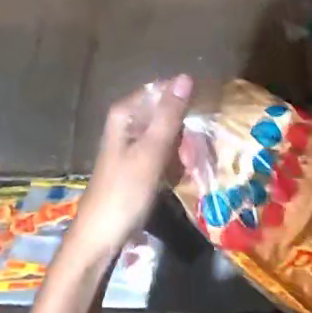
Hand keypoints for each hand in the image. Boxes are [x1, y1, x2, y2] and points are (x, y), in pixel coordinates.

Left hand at [68, 74, 192, 260]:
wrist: (101, 236)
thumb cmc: (124, 192)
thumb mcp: (151, 152)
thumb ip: (169, 114)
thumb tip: (186, 76)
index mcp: (125, 112)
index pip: (163, 89)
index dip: (187, 99)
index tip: (210, 115)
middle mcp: (127, 121)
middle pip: (167, 111)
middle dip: (187, 128)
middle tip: (199, 150)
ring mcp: (133, 143)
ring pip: (169, 133)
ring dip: (183, 147)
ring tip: (193, 165)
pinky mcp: (139, 162)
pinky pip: (165, 151)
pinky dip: (175, 160)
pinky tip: (182, 175)